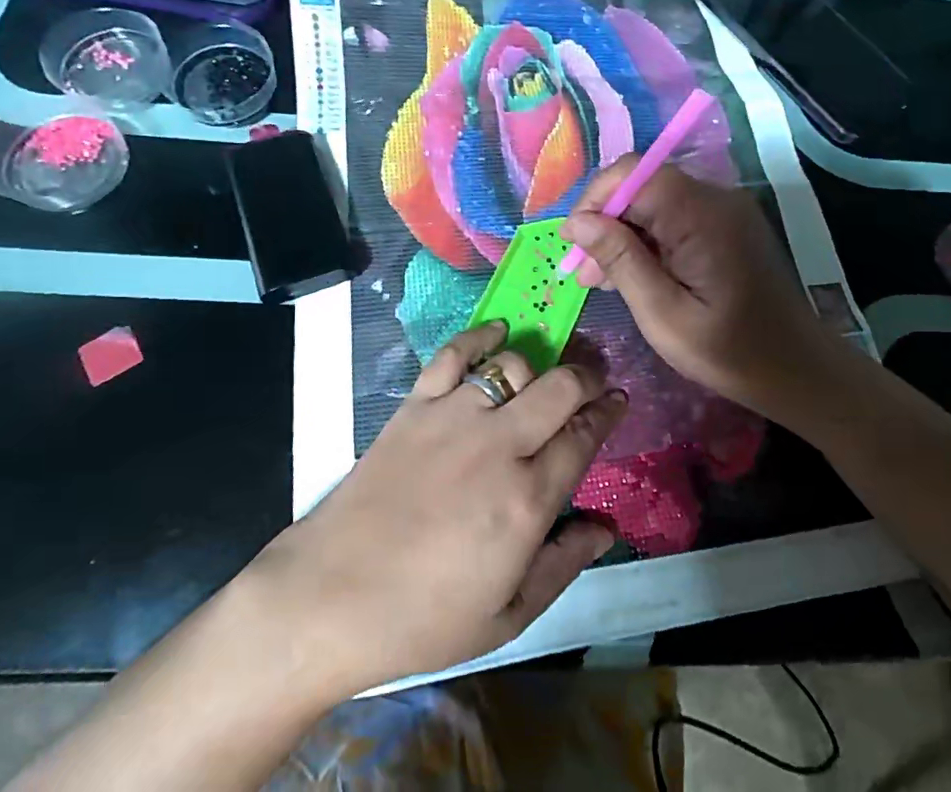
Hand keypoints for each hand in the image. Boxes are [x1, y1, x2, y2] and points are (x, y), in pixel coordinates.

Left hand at [239, 321, 624, 696]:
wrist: (332, 595)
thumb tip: (607, 527)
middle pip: (559, 387)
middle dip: (585, 375)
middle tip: (592, 378)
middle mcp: (496, 446)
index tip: (618, 399)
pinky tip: (496, 334)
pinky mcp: (412, 408)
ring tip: (544, 368)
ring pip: (511, 365)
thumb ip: (564, 563)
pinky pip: (452, 356)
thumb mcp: (508, 614)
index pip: (583, 436)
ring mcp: (451, 419)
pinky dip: (479, 338)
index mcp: (527, 500)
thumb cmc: (423, 617)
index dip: (607, 412)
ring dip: (538, 361)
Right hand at [559, 155, 838, 418]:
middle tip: (584, 275)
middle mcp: (715, 199)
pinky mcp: (723, 227)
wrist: (796, 370)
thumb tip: (577, 223)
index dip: (595, 200)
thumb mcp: (661, 313)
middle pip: (640, 185)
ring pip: (651, 202)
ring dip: (620, 235)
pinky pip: (670, 218)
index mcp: (702, 215)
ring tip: (602, 281)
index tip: (574, 245)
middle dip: (604, 223)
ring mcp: (722, 211)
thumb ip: (620, 260)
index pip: (633, 173)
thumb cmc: (727, 351)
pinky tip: (632, 276)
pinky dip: (644, 242)